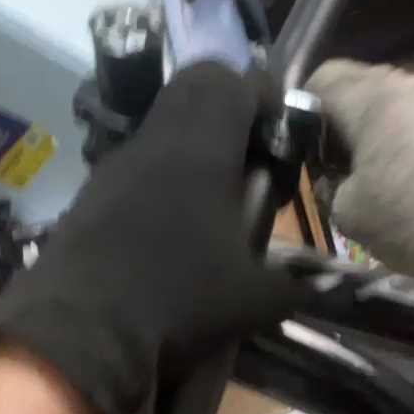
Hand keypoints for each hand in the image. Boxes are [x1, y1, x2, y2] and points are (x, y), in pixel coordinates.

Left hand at [0, 62, 302, 413]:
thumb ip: (296, 285)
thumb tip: (329, 283)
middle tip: (251, 163)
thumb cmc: (182, 298)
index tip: (282, 137)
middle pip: (194, 92)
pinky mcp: (90, 196)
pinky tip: (171, 233)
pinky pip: (136, 168)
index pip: (236, 83)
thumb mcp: (255, 300)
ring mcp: (116, 166)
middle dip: (229, 116)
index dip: (267, 99)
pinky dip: (161, 182)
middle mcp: (156, 140)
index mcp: (202, 147)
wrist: (84, 329)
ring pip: (162, 130)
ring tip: (214, 205)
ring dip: (193, 152)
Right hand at [307, 60, 413, 296]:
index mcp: (370, 96)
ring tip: (391, 185)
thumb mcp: (350, 215)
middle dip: (351, 126)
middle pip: (367, 91)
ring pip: (405, 109)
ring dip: (390, 138)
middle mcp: (413, 83)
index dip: (308, 112)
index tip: (311, 152)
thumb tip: (336, 177)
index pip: (323, 79)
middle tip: (348, 174)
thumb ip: (331, 187)